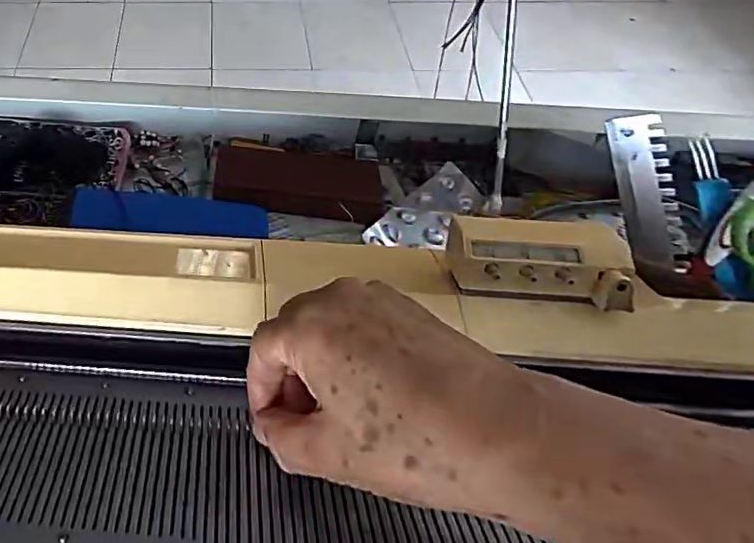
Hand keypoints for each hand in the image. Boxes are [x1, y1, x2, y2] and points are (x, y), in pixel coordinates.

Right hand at [245, 278, 542, 516]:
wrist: (493, 426)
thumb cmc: (419, 439)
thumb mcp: (328, 456)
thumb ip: (281, 438)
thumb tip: (274, 426)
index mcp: (312, 327)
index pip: (262, 348)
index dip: (260, 390)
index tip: (270, 420)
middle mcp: (341, 298)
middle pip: (293, 329)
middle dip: (290, 375)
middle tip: (302, 421)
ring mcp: (375, 296)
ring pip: (328, 322)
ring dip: (321, 361)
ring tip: (342, 413)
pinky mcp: (403, 304)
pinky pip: (360, 320)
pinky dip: (353, 349)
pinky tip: (374, 393)